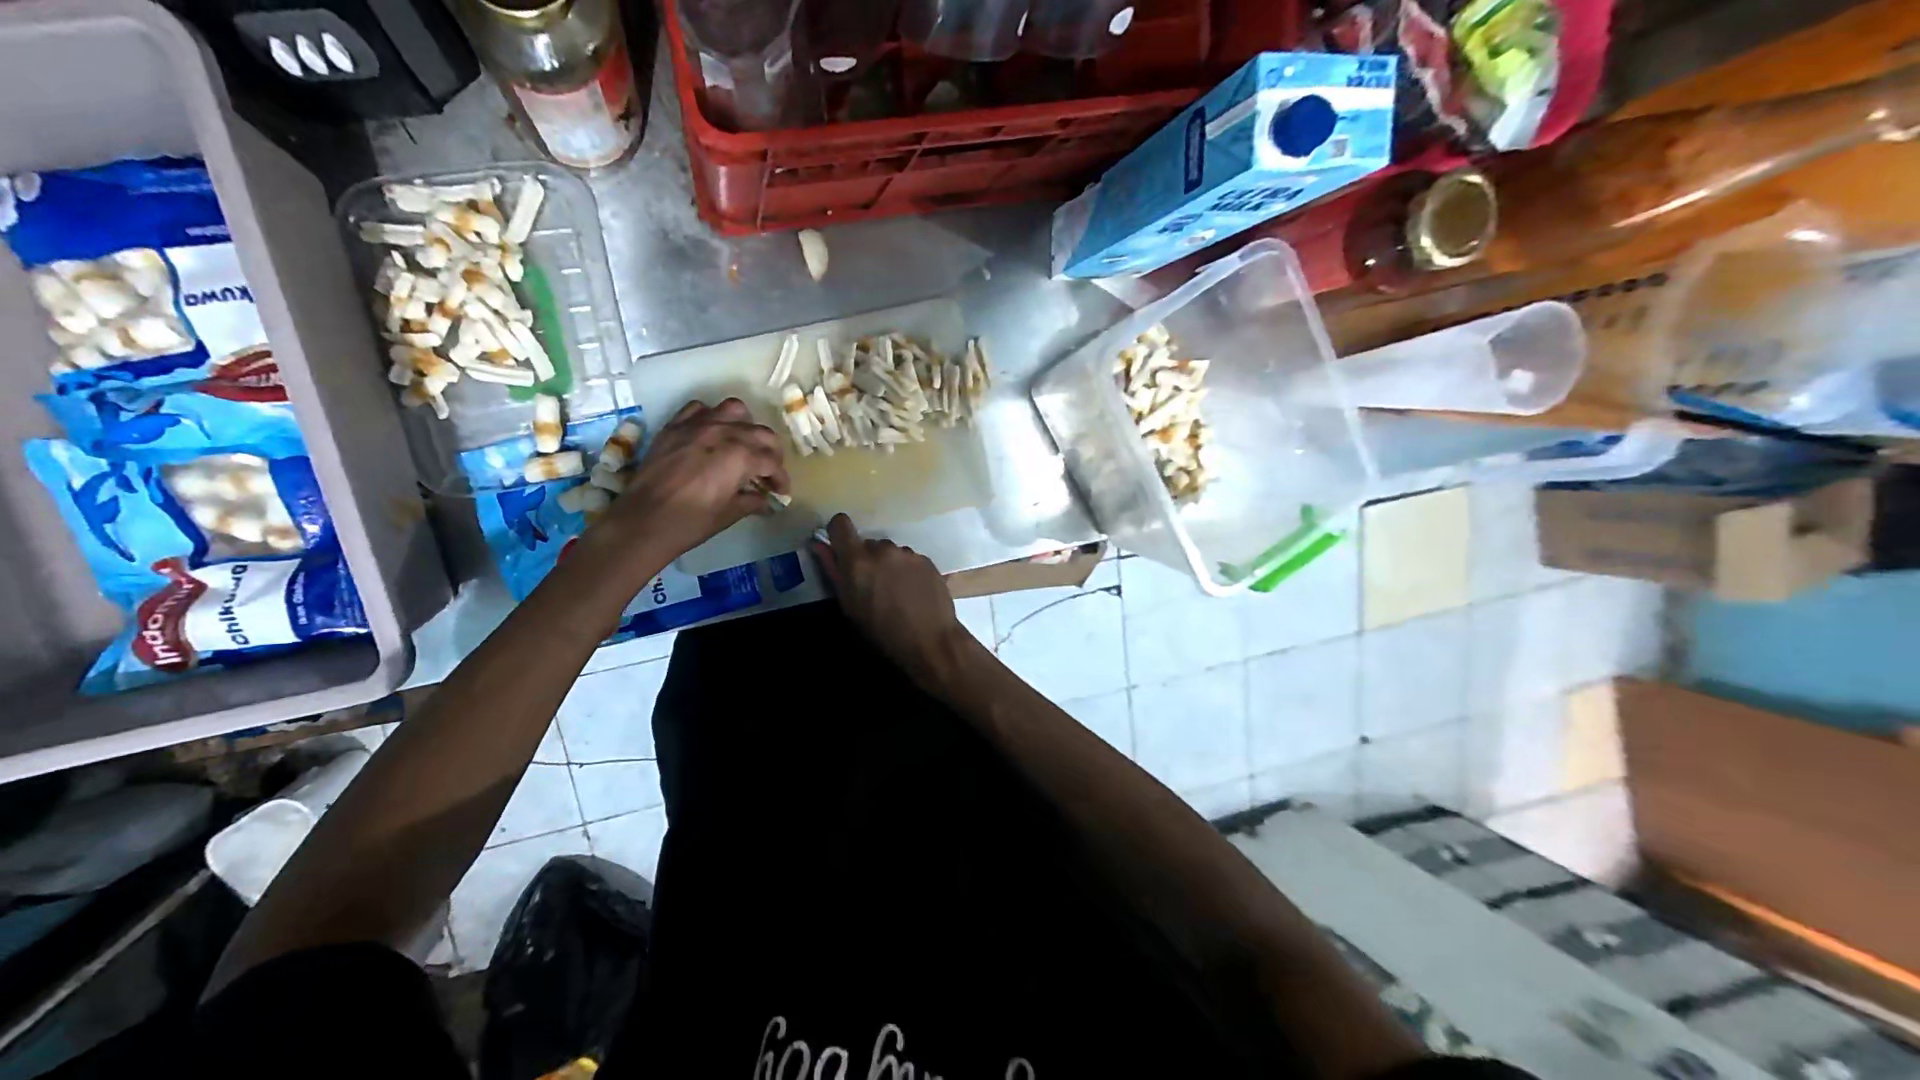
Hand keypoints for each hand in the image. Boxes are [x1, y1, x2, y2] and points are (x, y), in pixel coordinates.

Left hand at [605, 398, 788, 564]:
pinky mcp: (676, 426)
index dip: (781, 479)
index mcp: (742, 457)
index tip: (780, 492)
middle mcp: (725, 433)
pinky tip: (710, 433)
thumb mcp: (729, 514)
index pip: (773, 462)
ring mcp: (698, 425)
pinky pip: (699, 409)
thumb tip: (765, 501)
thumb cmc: (691, 521)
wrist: (644, 519)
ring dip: (745, 426)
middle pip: (761, 433)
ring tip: (742, 443)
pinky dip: (711, 417)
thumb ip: (752, 501)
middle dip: (770, 452)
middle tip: (768, 470)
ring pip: (734, 410)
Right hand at [811, 513, 977, 683]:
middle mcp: (882, 548)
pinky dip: (908, 571)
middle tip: (873, 586)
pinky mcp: (926, 560)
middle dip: (867, 559)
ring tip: (896, 592)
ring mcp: (907, 553)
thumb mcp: (850, 606)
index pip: (840, 523)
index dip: (838, 534)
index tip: (841, 550)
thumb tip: (819, 546)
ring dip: (889, 565)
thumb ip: (834, 572)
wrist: (930, 640)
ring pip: (890, 552)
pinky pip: (909, 559)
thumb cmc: (882, 630)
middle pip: (868, 543)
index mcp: (857, 559)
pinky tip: (913, 593)